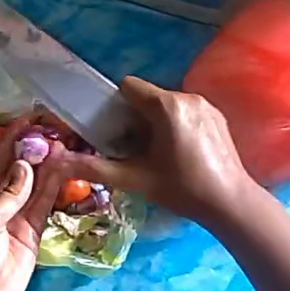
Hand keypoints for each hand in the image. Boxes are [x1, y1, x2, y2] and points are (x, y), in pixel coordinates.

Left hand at [0, 121, 69, 290]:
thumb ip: (7, 194)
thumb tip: (25, 165)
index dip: (12, 140)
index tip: (30, 119)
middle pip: (20, 170)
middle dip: (35, 150)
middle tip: (57, 130)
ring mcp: (17, 217)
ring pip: (36, 186)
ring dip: (49, 167)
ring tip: (67, 145)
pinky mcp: (33, 233)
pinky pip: (45, 206)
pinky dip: (55, 190)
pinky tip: (67, 172)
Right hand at [56, 76, 260, 228]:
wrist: (230, 203)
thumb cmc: (181, 190)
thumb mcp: (134, 180)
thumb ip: (95, 169)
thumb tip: (58, 164)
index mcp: (165, 106)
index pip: (128, 87)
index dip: (116, 108)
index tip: (117, 134)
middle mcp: (186, 97)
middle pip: (147, 97)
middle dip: (135, 118)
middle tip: (135, 151)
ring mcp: (205, 104)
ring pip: (166, 104)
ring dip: (155, 123)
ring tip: (158, 155)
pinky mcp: (217, 115)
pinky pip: (185, 111)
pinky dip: (175, 126)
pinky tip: (179, 154)